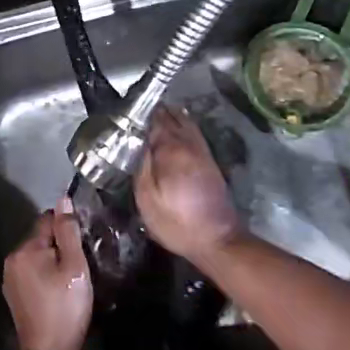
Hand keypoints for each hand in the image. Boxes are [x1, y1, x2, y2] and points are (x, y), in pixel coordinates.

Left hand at [3, 200, 91, 349]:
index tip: (82, 242)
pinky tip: (56, 289)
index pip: (47, 220)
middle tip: (79, 263)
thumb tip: (62, 200)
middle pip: (39, 238)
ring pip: (35, 256)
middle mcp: (12, 258)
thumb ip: (68, 232)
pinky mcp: (12, 293)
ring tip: (69, 277)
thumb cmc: (66, 307)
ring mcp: (9, 277)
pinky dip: (43, 274)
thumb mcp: (74, 267)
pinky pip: (30, 272)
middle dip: (58, 244)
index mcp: (26, 249)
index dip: (66, 227)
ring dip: (50, 259)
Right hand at [135, 108, 241, 263]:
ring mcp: (203, 154)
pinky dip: (187, 126)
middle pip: (174, 120)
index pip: (157, 124)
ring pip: (188, 125)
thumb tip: (140, 144)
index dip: (146, 116)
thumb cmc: (176, 222)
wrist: (217, 241)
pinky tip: (181, 127)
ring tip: (162, 111)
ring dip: (175, 117)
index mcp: (172, 152)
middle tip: (145, 108)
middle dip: (160, 113)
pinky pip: (196, 135)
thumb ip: (142, 167)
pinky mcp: (211, 163)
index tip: (133, 110)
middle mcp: (189, 146)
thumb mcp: (148, 199)